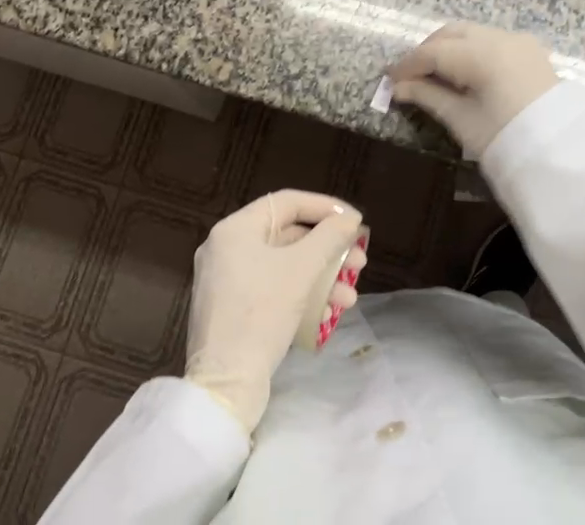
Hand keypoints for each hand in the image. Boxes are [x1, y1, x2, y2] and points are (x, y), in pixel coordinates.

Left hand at [185, 190, 367, 433]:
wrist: (225, 382)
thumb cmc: (261, 314)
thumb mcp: (301, 270)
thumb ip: (329, 237)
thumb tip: (349, 218)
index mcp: (235, 230)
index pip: (287, 202)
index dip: (325, 208)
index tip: (356, 222)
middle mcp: (227, 249)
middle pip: (288, 236)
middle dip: (329, 250)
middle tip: (359, 262)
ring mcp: (228, 281)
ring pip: (285, 267)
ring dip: (322, 278)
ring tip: (349, 298)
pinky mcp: (234, 310)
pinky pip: (274, 290)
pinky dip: (302, 295)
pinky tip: (328, 313)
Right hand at [386, 22, 560, 158]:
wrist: (566, 152)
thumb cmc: (508, 139)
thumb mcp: (463, 120)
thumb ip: (429, 97)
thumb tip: (399, 88)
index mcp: (481, 53)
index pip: (433, 52)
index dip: (408, 65)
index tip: (389, 80)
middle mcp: (500, 37)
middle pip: (452, 34)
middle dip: (428, 52)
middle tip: (409, 77)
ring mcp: (519, 42)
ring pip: (472, 34)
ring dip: (449, 49)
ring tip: (433, 76)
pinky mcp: (531, 52)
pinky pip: (491, 41)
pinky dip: (471, 51)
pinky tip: (463, 73)